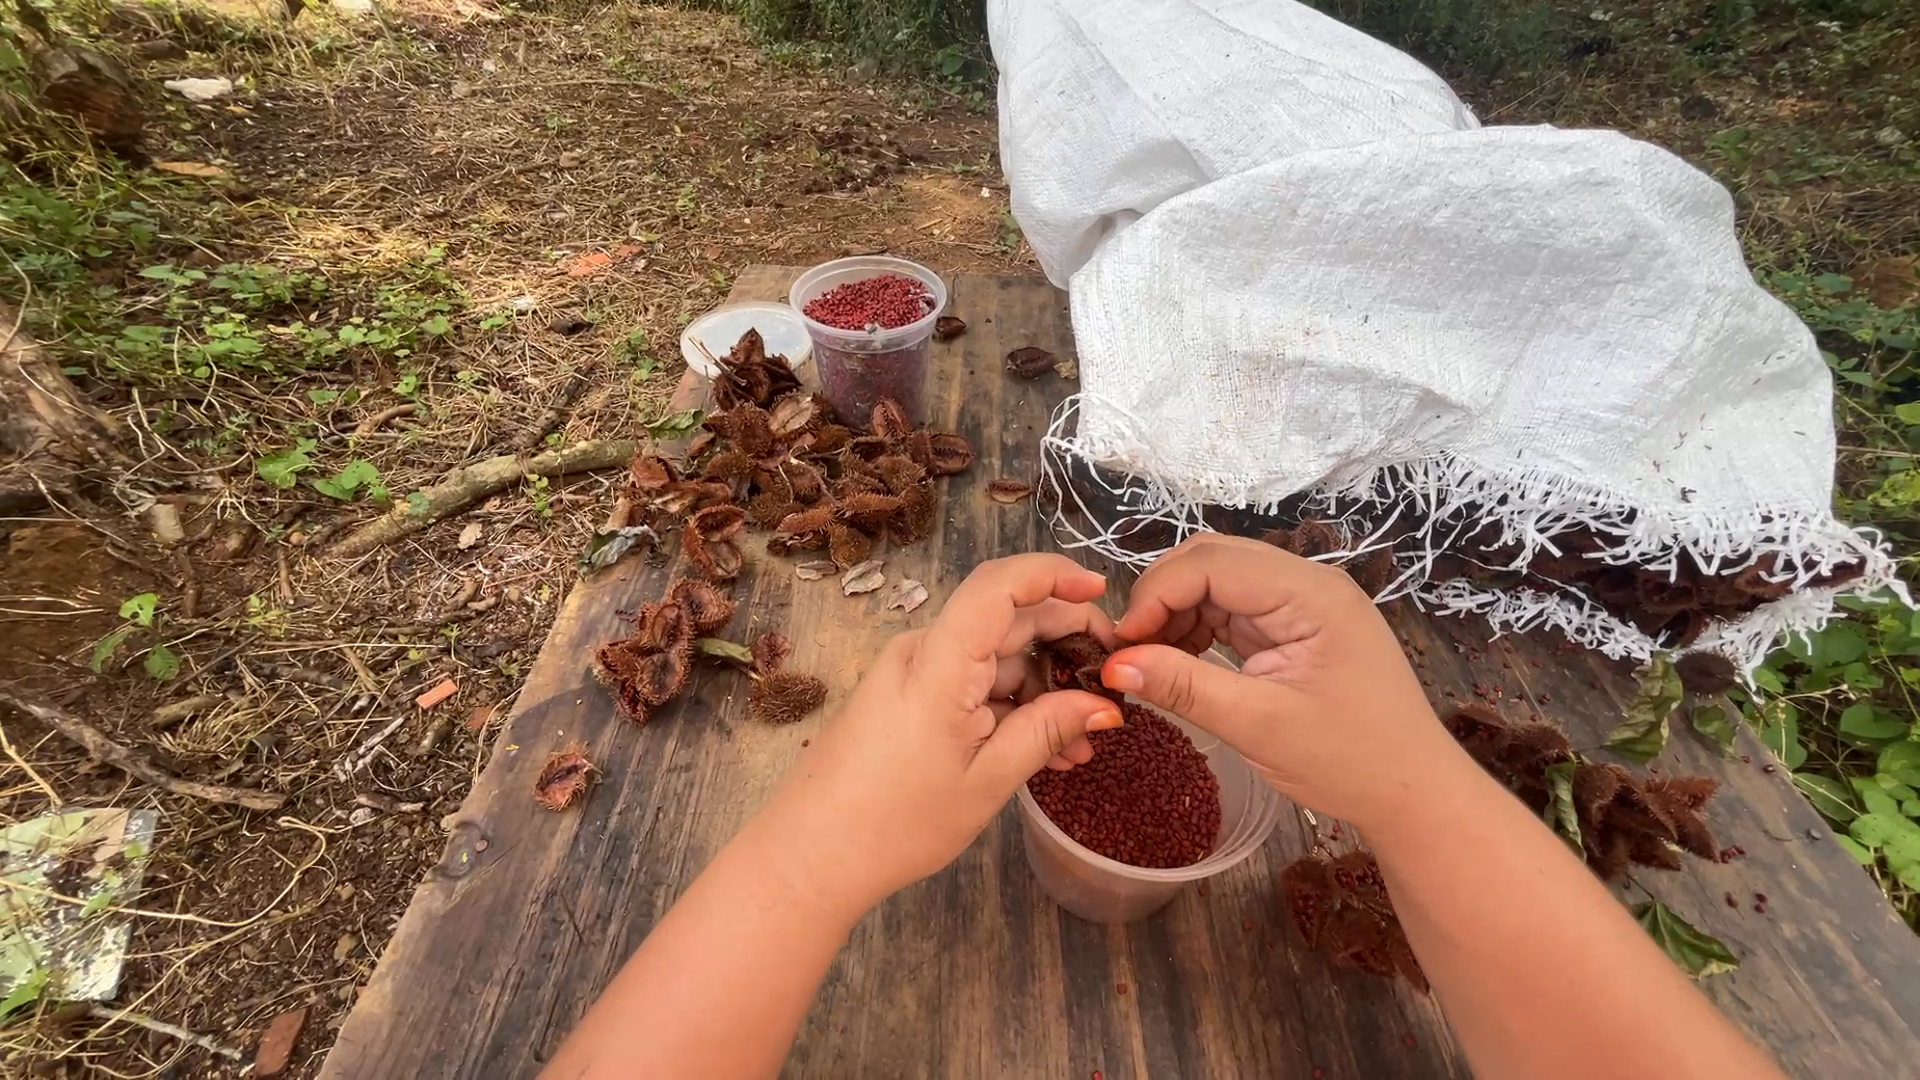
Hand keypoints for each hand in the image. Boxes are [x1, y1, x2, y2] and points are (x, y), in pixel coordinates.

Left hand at [753, 554, 1123, 912]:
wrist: (811, 855)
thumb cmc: (896, 822)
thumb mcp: (985, 780)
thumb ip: (1047, 732)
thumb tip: (1105, 706)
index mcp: (939, 661)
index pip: (998, 584)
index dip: (1052, 573)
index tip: (1102, 588)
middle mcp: (925, 651)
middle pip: (1005, 619)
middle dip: (1064, 638)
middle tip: (1112, 677)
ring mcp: (916, 674)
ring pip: (995, 658)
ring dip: (1043, 687)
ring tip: (1086, 739)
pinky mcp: (912, 697)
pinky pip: (973, 685)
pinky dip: (1012, 706)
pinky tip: (1048, 747)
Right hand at [1103, 533, 1467, 833]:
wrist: (1413, 797)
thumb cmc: (1349, 762)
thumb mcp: (1259, 726)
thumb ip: (1184, 687)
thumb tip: (1113, 665)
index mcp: (1310, 593)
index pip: (1211, 563)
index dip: (1156, 593)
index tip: (1122, 642)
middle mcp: (1304, 583)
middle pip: (1210, 560)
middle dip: (1161, 598)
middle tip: (1129, 647)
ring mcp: (1297, 603)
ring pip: (1212, 582)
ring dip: (1173, 614)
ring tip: (1148, 659)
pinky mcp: (1288, 626)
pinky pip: (1226, 609)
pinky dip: (1192, 629)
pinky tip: (1176, 660)